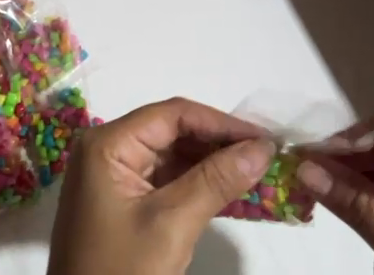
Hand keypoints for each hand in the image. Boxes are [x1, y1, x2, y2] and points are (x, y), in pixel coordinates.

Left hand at [47, 98, 276, 274]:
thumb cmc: (122, 272)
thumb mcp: (172, 224)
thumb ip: (216, 181)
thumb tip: (263, 148)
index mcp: (108, 144)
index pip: (172, 115)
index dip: (221, 123)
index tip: (264, 137)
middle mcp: (108, 150)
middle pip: (173, 132)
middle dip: (219, 144)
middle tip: (266, 154)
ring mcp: (114, 177)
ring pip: (173, 156)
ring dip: (213, 164)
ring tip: (257, 170)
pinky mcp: (124, 203)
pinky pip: (167, 181)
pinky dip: (198, 185)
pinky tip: (232, 190)